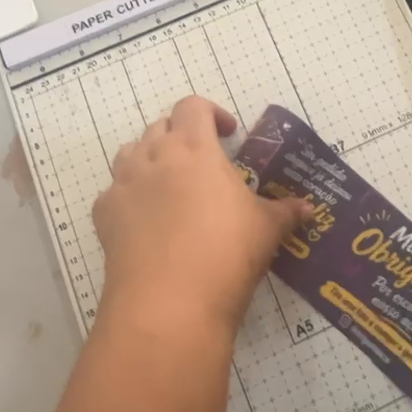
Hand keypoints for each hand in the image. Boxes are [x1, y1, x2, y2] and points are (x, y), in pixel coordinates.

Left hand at [93, 96, 311, 334]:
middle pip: (160, 126)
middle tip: (202, 162)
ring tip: (171, 185)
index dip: (211, 113)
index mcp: (194, 147)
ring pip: (130, 153)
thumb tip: (307, 207)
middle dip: (181, 135)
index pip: (193, 106)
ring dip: (150, 159)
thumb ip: (285, 211)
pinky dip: (129, 197)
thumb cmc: (226, 253)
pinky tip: (146, 221)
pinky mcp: (104, 217)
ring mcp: (124, 185)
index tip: (228, 134)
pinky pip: (114, 193)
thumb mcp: (267, 229)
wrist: (169, 304)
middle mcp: (154, 156)